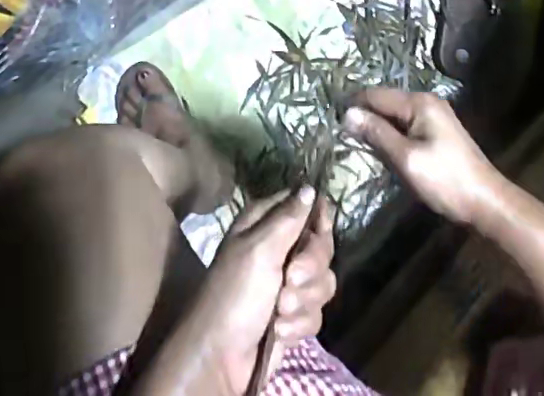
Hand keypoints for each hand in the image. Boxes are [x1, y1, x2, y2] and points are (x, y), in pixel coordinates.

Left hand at [186, 187, 335, 391]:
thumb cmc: (236, 294)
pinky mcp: (293, 312)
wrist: (221, 357)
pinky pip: (316, 310)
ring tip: (279, 311)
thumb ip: (289, 218)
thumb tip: (310, 187)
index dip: (318, 218)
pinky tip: (279, 330)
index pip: (306, 204)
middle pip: (321, 244)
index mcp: (266, 222)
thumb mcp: (259, 250)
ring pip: (323, 280)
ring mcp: (287, 281)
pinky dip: (299, 323)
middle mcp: (279, 246)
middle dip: (310, 267)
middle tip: (289, 279)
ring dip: (303, 300)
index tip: (317, 233)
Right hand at [343, 88, 507, 226]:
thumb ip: (377, 133)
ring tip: (355, 140)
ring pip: (395, 114)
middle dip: (365, 114)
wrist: (488, 203)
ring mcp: (434, 116)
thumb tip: (348, 114)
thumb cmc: (446, 180)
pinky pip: (406, 125)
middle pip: (386, 102)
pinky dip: (391, 133)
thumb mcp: (406, 158)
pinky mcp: (437, 131)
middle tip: (340, 133)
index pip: (376, 95)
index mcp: (419, 103)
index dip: (354, 106)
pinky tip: (381, 146)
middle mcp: (426, 102)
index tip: (331, 120)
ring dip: (377, 125)